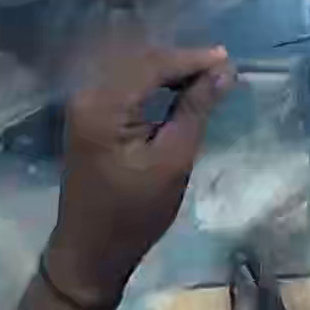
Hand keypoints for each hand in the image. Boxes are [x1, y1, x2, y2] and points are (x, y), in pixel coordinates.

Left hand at [44, 46, 235, 305]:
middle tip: (219, 66)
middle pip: (138, 60)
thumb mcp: (173, 162)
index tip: (225, 57)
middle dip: (179, 60)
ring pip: (130, 67)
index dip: (189, 58)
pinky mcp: (87, 109)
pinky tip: (173, 84)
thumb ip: (194, 110)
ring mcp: (84, 99)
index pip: (150, 64)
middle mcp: (88, 92)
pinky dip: (149, 79)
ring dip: (165, 67)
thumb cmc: (135, 214)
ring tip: (203, 73)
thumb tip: (221, 72)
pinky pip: (121, 81)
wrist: (90, 251)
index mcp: (103, 104)